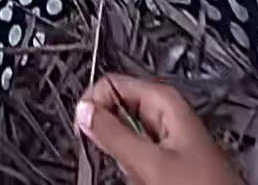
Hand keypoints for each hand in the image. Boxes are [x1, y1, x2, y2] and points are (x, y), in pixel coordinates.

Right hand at [75, 74, 242, 184]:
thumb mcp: (152, 164)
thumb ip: (113, 134)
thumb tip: (84, 111)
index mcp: (164, 100)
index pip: (111, 84)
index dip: (94, 105)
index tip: (84, 128)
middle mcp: (168, 115)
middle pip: (119, 112)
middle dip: (112, 137)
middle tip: (118, 160)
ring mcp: (171, 141)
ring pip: (129, 140)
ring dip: (126, 159)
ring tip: (140, 178)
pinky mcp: (173, 165)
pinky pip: (142, 160)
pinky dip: (137, 172)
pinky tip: (146, 182)